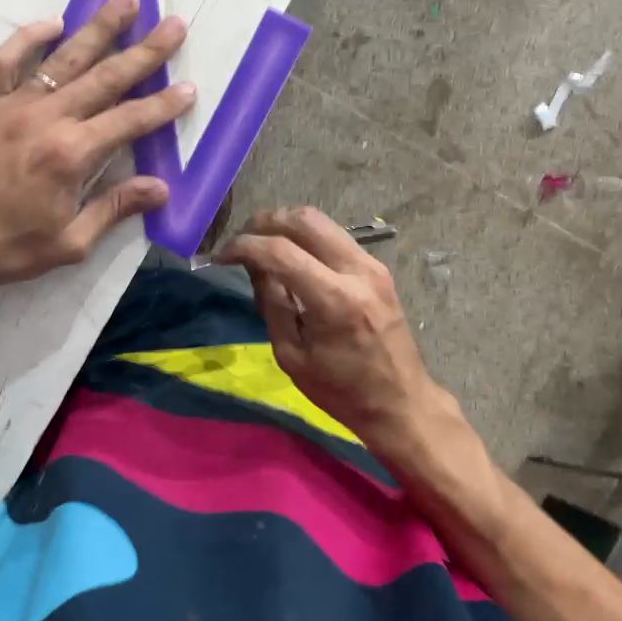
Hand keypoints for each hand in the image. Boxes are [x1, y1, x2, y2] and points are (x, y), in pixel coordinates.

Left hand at [0, 0, 195, 293]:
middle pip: (106, 77)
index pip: (130, 120)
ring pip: (64, 58)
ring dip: (98, 28)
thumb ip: (115, 207)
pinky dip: (29, 38)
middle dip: (145, 50)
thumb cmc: (9, 251)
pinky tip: (53, 23)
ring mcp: (12, 107)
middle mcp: (46, 119)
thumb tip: (161, 188)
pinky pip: (6, 61)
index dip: (163, 105)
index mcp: (71, 155)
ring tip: (125, 0)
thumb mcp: (71, 242)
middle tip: (174, 24)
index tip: (189, 87)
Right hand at [218, 207, 444, 441]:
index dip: (243, 246)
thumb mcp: (291, 356)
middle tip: (241, 239)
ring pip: (321, 221)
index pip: (280, 251)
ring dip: (285, 225)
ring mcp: (372, 265)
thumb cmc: (341, 390)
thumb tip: (256, 267)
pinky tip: (289, 256)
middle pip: (304, 219)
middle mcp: (357, 271)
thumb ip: (272, 304)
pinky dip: (306, 237)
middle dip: (264, 222)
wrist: (400, 402)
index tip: (221, 256)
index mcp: (334, 300)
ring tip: (261, 244)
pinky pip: (334, 237)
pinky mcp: (377, 268)